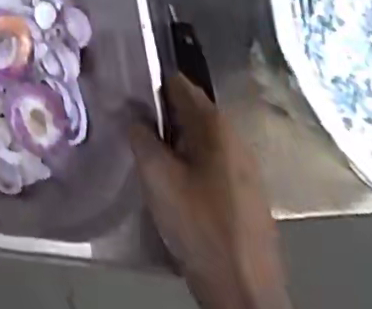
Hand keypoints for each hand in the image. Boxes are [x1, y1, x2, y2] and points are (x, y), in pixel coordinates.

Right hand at [126, 74, 291, 308]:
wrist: (244, 292)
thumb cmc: (198, 224)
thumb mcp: (156, 176)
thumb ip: (140, 135)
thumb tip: (132, 112)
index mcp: (216, 126)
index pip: (178, 83)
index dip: (149, 83)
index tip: (124, 92)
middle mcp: (236, 138)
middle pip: (190, 111)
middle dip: (160, 114)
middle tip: (129, 124)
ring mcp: (246, 168)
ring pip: (200, 139)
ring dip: (173, 141)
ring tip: (146, 153)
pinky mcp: (247, 194)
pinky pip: (211, 162)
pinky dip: (189, 162)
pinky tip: (172, 182)